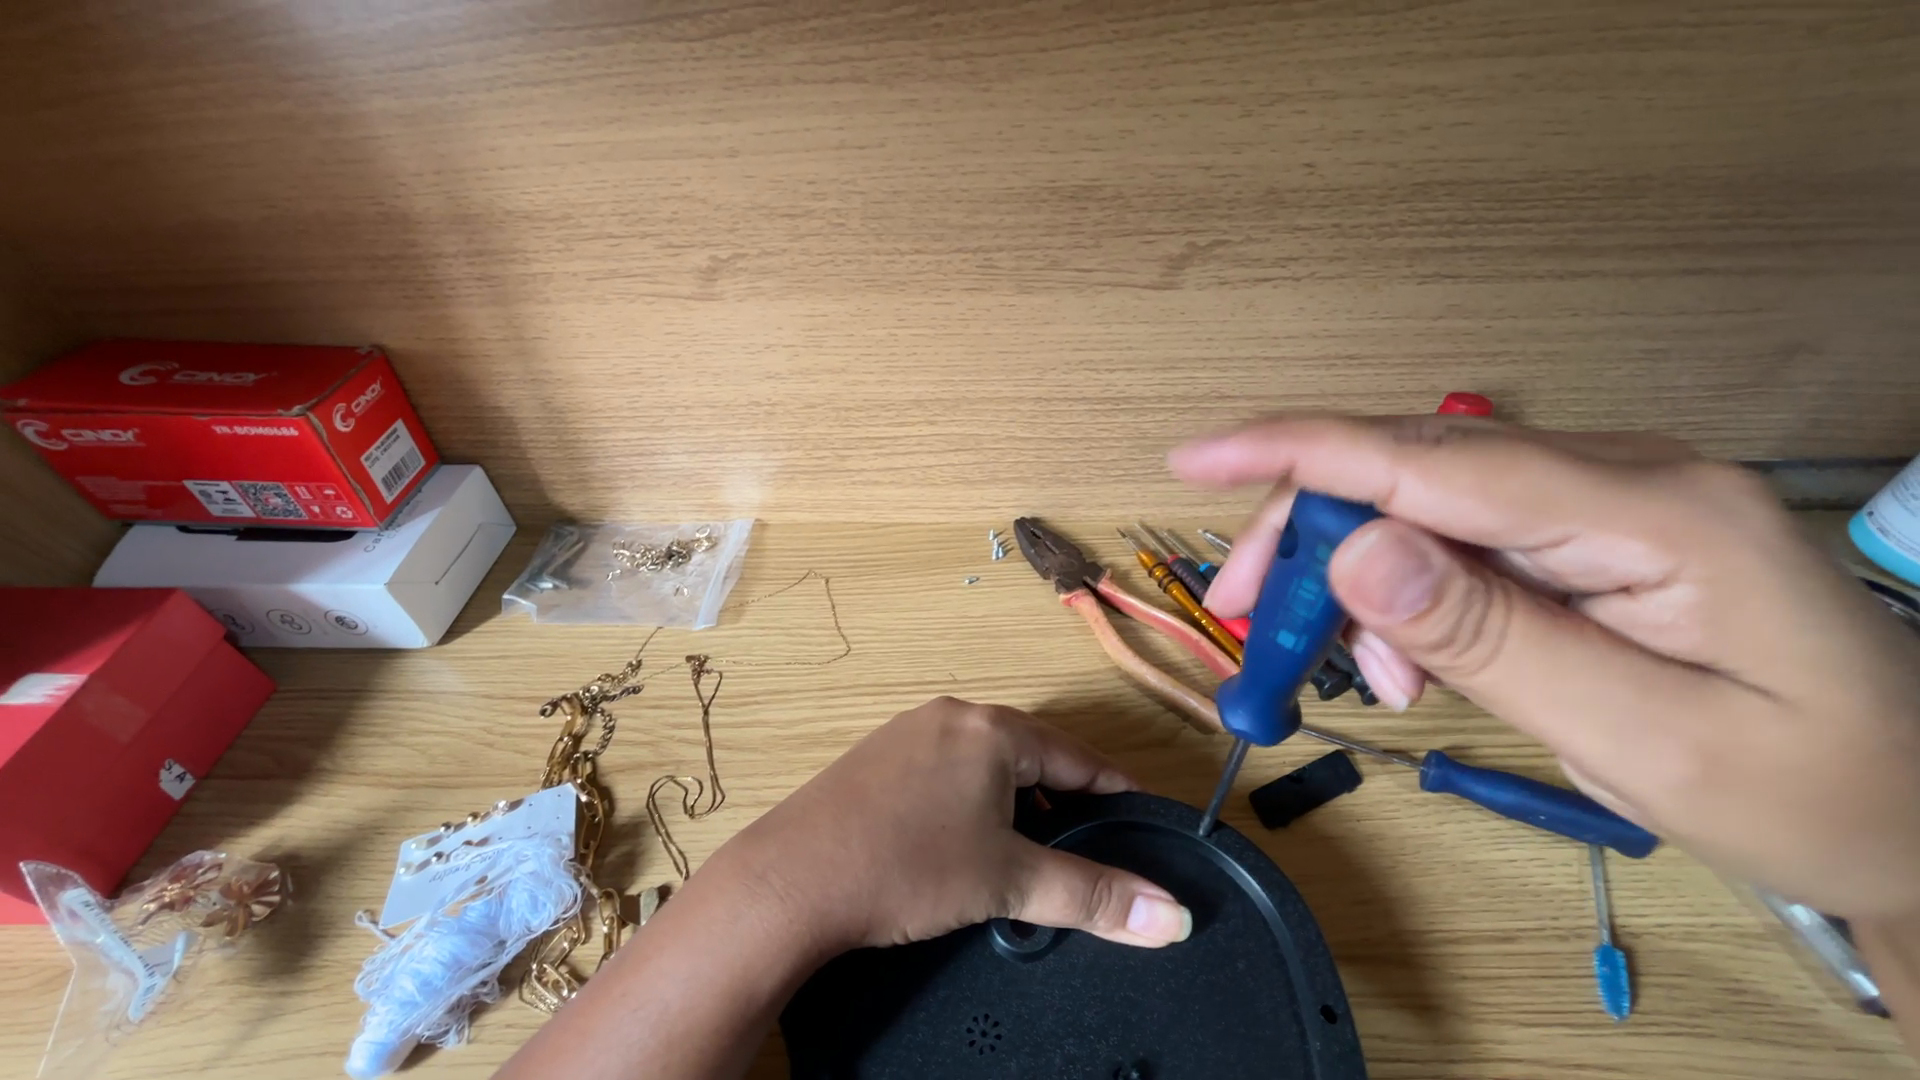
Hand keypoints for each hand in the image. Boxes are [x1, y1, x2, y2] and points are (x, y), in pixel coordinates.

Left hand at [713, 697, 1192, 949]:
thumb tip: (1175, 918)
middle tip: (1088, 845)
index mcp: (992, 729)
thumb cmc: (907, 869)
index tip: (1142, 819)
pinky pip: (949, 766)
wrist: (790, 880)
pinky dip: (974, 797)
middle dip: (1064, 797)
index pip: (1077, 756)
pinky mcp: (879, 754)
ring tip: (1031, 847)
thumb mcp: (1006, 881)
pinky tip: (966, 836)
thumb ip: (1093, 895)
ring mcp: (909, 730)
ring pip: (987, 760)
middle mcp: (952, 715)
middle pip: (1032, 753)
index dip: (1115, 790)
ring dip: (1017, 798)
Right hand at [1171, 414, 1919, 921]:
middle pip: (1401, 471)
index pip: (1429, 458)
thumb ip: (1490, 636)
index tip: (1193, 459)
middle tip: (1253, 624)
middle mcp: (1609, 475)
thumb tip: (1354, 551)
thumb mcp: (1642, 735)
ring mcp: (1589, 498)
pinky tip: (1411, 659)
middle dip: (1305, 538)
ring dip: (1351, 579)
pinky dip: (1395, 595)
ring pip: (1408, 503)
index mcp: (1646, 509)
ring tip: (1370, 675)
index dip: (1298, 450)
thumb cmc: (1809, 789)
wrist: (1914, 810)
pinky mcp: (1570, 530)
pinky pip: (1442, 537)